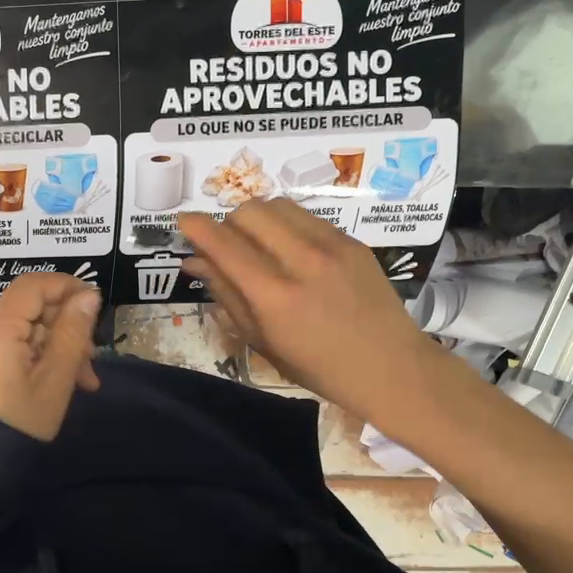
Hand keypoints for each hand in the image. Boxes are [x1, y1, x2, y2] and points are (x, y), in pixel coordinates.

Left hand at [0, 273, 101, 440]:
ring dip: (56, 343)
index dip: (68, 287)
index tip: (97, 306)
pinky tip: (59, 378)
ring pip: (24, 324)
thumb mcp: (56, 380)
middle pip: (30, 305)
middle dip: (65, 325)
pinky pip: (11, 340)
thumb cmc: (20, 424)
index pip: (33, 285)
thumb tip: (89, 295)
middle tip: (92, 357)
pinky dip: (36, 352)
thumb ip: (73, 333)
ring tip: (81, 378)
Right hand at [178, 199, 446, 420]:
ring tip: (257, 243)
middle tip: (226, 245)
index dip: (196, 227)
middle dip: (227, 222)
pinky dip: (285, 224)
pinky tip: (288, 248)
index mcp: (273, 295)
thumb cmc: (316, 366)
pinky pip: (305, 215)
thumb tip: (194, 261)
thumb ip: (225, 293)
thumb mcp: (260, 339)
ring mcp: (331, 246)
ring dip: (256, 218)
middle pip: (248, 211)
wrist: (390, 368)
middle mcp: (301, 261)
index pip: (224, 244)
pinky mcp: (352, 241)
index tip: (183, 222)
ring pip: (277, 205)